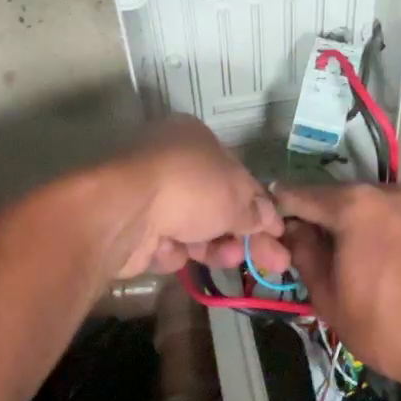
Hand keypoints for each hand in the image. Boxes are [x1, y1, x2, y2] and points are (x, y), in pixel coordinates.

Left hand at [112, 117, 282, 277]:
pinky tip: (171, 250)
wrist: (123, 211)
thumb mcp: (236, 195)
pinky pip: (165, 244)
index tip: (277, 232)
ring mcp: (148, 196)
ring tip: (229, 259)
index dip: (258, 204)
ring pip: (192, 228)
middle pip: (216, 205)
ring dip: (215, 247)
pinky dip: (173, 251)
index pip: (235, 174)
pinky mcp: (131, 229)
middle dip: (244, 235)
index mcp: (194, 138)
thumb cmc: (189, 186)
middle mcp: (170, 163)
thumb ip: (255, 210)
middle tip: (274, 262)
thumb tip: (270, 220)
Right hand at [270, 184, 400, 391]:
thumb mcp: (329, 298)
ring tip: (362, 256)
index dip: (284, 209)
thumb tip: (294, 230)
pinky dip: (398, 231)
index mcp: (356, 206)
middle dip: (328, 217)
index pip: (303, 195)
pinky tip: (399, 262)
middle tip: (318, 246)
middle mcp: (393, 191)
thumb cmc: (386, 328)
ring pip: (382, 206)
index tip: (275, 224)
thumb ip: (305, 254)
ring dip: (366, 223)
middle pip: (346, 197)